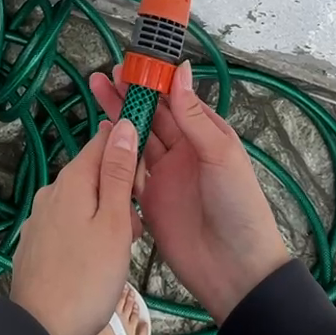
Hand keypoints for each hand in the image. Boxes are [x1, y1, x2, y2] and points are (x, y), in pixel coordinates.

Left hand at [10, 117, 142, 334]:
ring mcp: (41, 216)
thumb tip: (124, 124)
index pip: (104, 141)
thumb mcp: (114, 223)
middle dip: (120, 190)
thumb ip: (119, 172)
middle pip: (94, 171)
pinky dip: (87, 231)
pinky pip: (69, 222)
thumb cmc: (86, 278)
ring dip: (106, 214)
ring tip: (118, 250)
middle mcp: (52, 190)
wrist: (40, 330)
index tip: (143, 182)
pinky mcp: (36, 241)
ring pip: (83, 200)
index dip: (128, 152)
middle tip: (135, 227)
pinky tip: (95, 260)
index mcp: (73, 179)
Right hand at [90, 61, 289, 323]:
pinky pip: (128, 171)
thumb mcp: (220, 154)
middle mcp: (183, 150)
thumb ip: (193, 115)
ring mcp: (164, 175)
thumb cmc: (239, 206)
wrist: (236, 271)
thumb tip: (181, 69)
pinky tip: (100, 134)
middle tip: (104, 74)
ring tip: (96, 91)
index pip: (175, 98)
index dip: (153, 80)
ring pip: (136, 138)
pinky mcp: (149, 200)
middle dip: (128, 93)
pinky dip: (114, 152)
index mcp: (205, 134)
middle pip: (151, 115)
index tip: (133, 62)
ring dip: (117, 115)